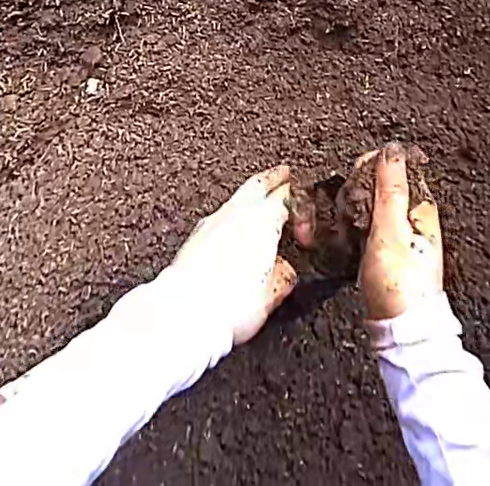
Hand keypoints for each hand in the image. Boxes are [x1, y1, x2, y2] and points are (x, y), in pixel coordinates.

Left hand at [166, 164, 301, 344]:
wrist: (184, 315)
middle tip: (283, 173)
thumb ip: (283, 276)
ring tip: (258, 200)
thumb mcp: (271, 294)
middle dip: (273, 177)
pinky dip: (231, 215)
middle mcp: (236, 213)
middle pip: (259, 184)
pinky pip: (219, 215)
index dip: (302, 207)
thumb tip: (284, 270)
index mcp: (263, 219)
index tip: (305, 224)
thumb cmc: (229, 303)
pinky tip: (231, 229)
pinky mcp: (195, 237)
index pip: (288, 197)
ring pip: (236, 198)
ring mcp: (212, 222)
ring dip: (250, 196)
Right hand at [358, 143, 442, 320]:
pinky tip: (345, 241)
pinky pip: (364, 224)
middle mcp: (412, 214)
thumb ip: (390, 190)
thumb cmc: (400, 288)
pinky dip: (351, 228)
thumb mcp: (391, 233)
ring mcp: (398, 231)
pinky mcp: (386, 247)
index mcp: (420, 206)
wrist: (401, 334)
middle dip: (355, 193)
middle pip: (376, 183)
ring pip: (366, 203)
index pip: (392, 165)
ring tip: (345, 232)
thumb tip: (391, 150)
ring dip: (350, 212)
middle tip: (349, 215)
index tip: (354, 187)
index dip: (367, 170)